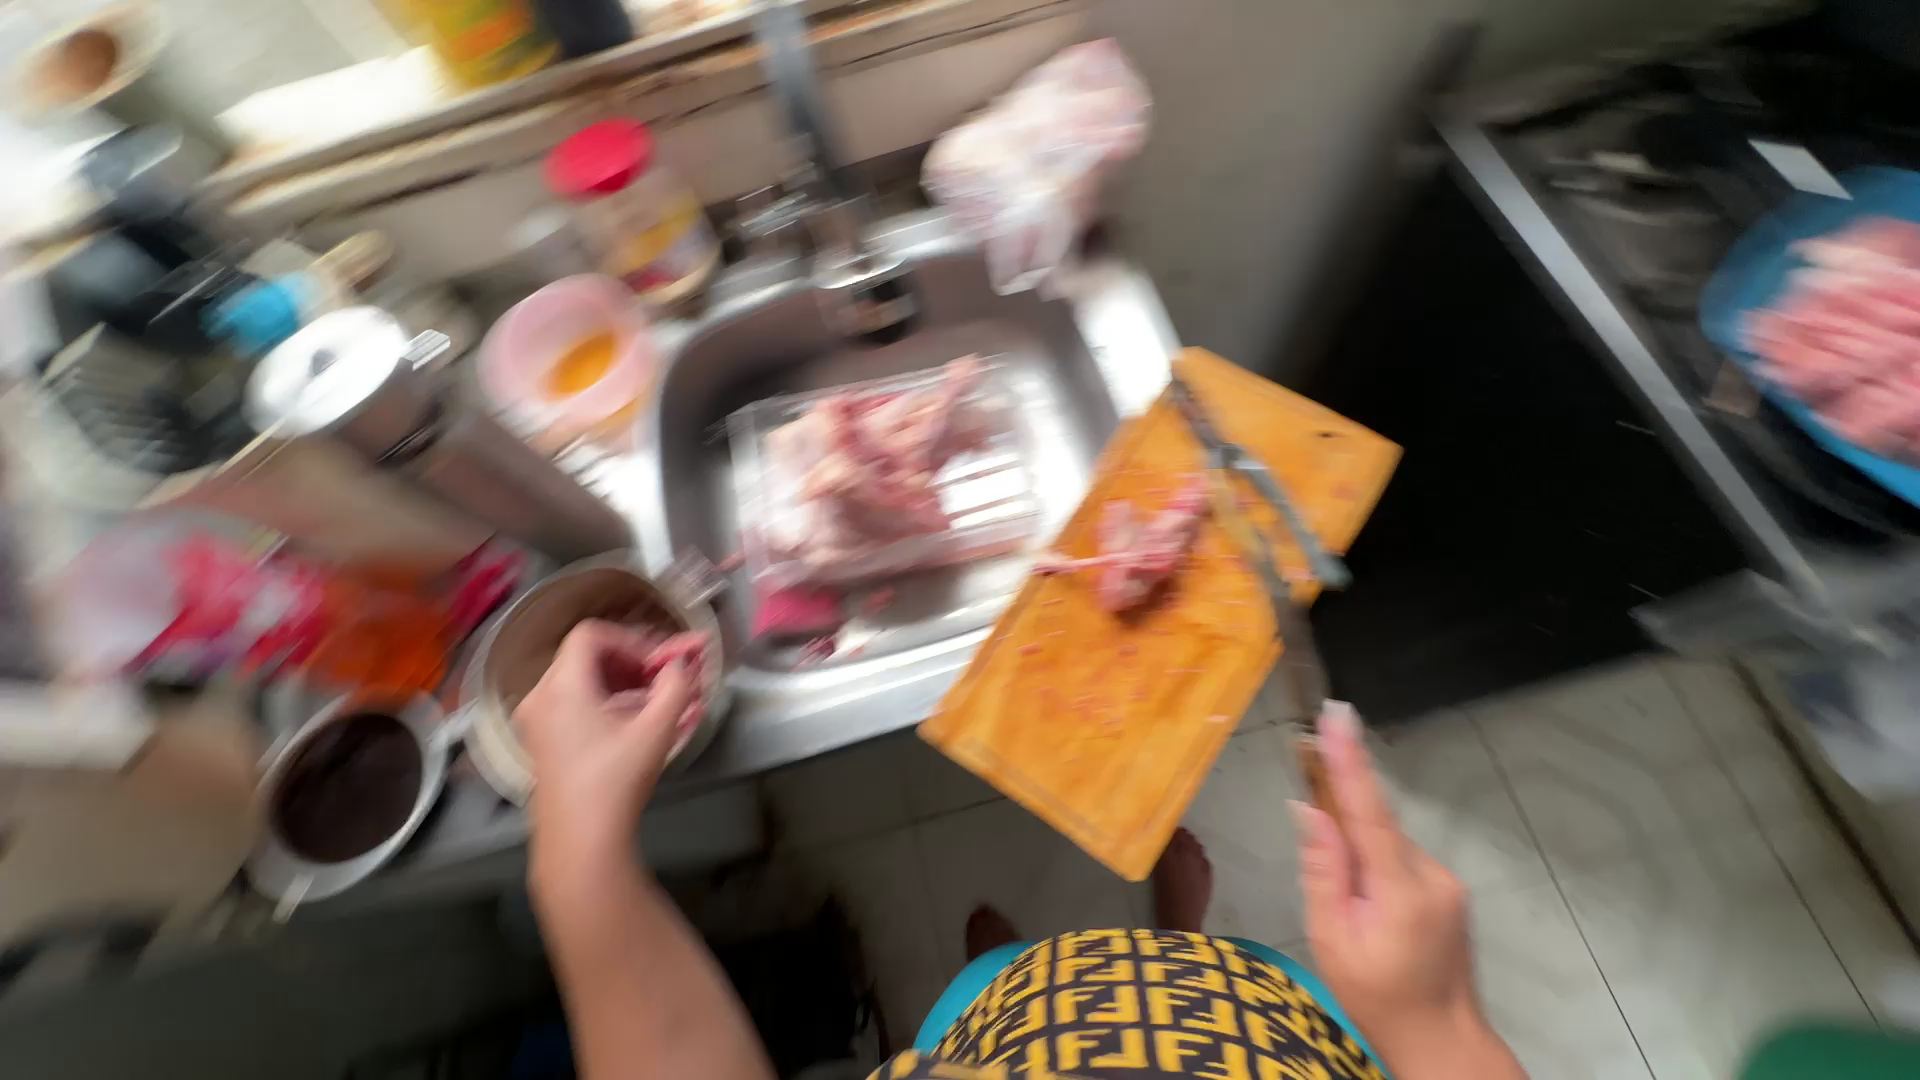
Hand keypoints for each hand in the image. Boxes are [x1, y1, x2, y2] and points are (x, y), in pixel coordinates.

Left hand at [516, 620, 692, 890]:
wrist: (581, 842)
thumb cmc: (617, 779)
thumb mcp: (657, 728)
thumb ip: (676, 685)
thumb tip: (682, 663)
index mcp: (561, 686)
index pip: (592, 634)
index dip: (632, 641)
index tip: (659, 665)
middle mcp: (540, 696)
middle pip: (588, 656)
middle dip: (633, 661)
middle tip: (666, 678)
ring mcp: (537, 721)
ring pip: (584, 680)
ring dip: (624, 681)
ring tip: (659, 702)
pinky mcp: (543, 741)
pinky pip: (576, 702)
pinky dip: (608, 701)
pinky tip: (638, 722)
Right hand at [1291, 702, 1487, 1069]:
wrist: (1445, 1045)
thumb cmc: (1374, 996)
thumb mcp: (1330, 937)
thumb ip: (1321, 868)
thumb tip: (1307, 808)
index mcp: (1400, 889)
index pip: (1369, 810)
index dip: (1349, 759)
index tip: (1336, 715)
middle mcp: (1431, 874)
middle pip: (1373, 824)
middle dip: (1339, 824)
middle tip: (1323, 862)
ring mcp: (1446, 881)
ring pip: (1384, 841)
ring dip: (1356, 850)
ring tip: (1348, 907)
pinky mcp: (1448, 889)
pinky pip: (1397, 856)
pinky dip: (1373, 861)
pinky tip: (1367, 904)